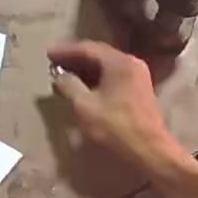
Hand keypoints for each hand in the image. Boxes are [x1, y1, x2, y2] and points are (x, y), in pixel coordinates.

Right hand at [47, 41, 185, 175]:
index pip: (88, 48)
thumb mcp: (84, 106)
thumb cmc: (115, 126)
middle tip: (55, 60)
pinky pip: (115, 75)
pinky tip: (85, 84)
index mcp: (119, 62)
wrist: (149, 149)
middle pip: (99, 54)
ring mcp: (139, 75)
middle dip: (76, 57)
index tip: (48, 53)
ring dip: (87, 68)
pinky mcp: (140, 89)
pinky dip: (98, 76)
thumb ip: (69, 86)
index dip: (66, 51)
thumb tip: (60, 76)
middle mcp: (131, 62)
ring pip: (107, 65)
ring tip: (66, 72)